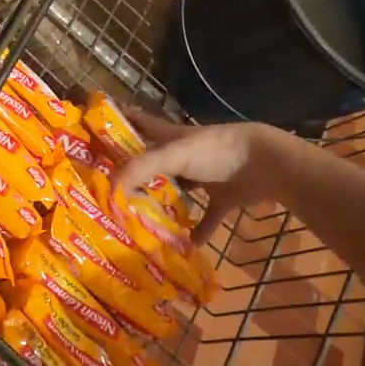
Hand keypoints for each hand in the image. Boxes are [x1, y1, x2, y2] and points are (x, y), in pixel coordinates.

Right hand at [114, 110, 293, 240]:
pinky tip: (186, 246)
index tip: (98, 124)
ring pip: (178, 190)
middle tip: (111, 188)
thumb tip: (108, 189)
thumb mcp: (174, 155)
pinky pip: (206, 217)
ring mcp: (205, 176)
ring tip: (140, 219)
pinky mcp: (223, 197)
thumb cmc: (216, 151)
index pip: (141, 122)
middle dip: (135, 172)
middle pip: (154, 161)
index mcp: (171, 137)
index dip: (122, 119)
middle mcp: (184, 155)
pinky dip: (198, 231)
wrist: (265, 164)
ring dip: (163, 203)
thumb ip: (141, 169)